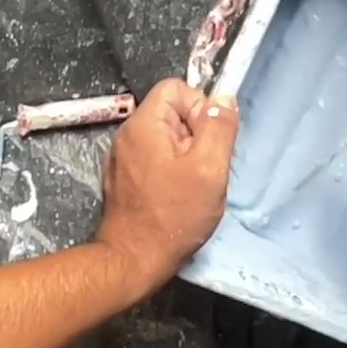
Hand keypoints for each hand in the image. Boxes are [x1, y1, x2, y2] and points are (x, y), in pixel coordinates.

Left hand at [94, 78, 238, 290]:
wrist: (134, 259)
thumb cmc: (173, 215)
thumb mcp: (209, 169)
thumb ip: (218, 128)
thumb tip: (223, 98)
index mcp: (144, 124)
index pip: (177, 88)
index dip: (200, 108)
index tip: (209, 142)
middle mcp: (128, 134)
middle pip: (173, 113)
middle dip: (196, 135)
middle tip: (205, 169)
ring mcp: (123, 157)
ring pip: (167, 138)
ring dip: (186, 157)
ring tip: (193, 186)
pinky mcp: (124, 178)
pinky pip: (155, 159)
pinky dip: (171, 172)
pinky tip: (178, 197)